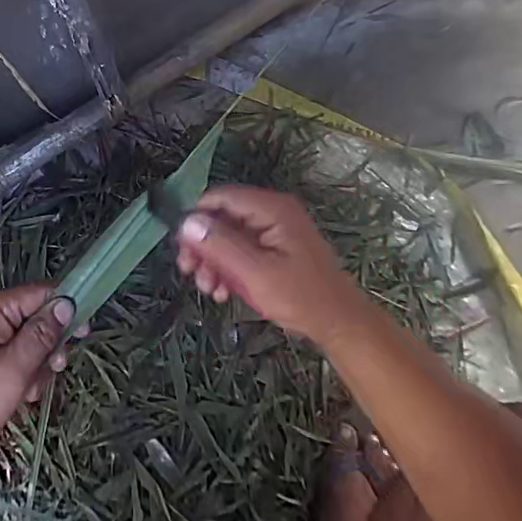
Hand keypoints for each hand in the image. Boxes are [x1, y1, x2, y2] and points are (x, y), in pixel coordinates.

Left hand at [0, 284, 75, 480]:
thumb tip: (67, 303)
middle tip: (53, 369)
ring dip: (38, 365)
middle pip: (38, 317)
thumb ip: (43, 334)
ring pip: (31, 341)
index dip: (67, 308)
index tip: (84, 333)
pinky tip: (19, 396)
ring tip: (28, 391)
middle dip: (50, 344)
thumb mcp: (14, 369)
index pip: (42, 292)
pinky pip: (17, 356)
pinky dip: (25, 374)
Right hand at [175, 184, 366, 341]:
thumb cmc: (301, 297)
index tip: (181, 246)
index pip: (221, 197)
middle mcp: (272, 211)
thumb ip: (220, 245)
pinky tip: (223, 290)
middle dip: (203, 244)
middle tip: (188, 271)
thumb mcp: (255, 273)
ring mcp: (275, 229)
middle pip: (223, 216)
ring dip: (213, 260)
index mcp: (271, 208)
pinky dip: (229, 267)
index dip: (196, 218)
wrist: (340, 323)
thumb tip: (187, 222)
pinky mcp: (275, 247)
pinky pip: (243, 248)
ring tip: (208, 288)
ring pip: (229, 235)